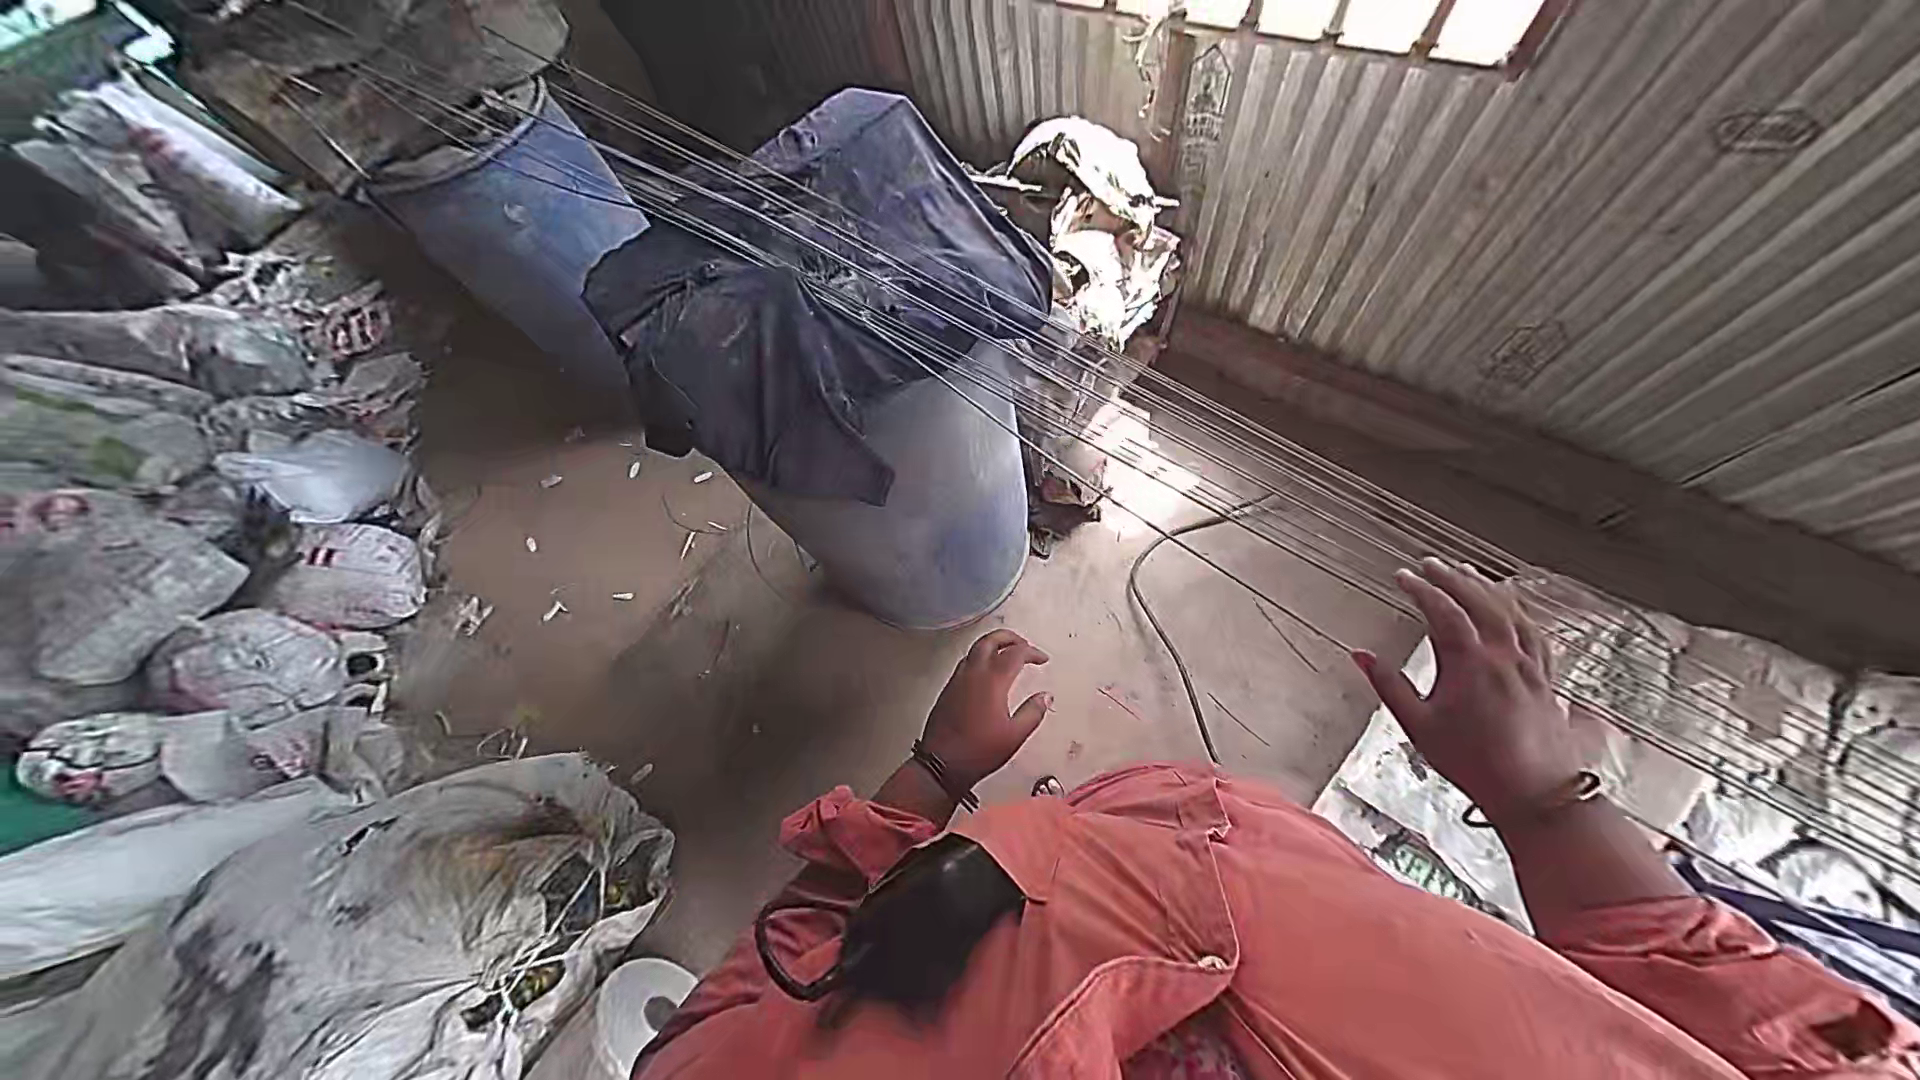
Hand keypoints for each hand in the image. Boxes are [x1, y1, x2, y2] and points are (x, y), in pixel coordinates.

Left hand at [921, 629, 1052, 789]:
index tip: (1042, 659)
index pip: (1015, 653)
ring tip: (1008, 653)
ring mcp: (958, 679)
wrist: (942, 763)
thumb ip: (1033, 712)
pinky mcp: (948, 688)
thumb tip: (1045, 696)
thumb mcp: (1015, 735)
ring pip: (976, 648)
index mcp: (992, 680)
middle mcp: (973, 673)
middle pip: (991, 640)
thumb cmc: (980, 751)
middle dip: (1010, 637)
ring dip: (994, 644)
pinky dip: (981, 656)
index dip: (1032, 652)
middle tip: (1024, 644)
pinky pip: (966, 661)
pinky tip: (987, 670)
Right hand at [1351, 558, 1581, 827]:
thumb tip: (1361, 655)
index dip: (1421, 590)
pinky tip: (1515, 606)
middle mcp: (1504, 659)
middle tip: (1431, 563)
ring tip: (1469, 572)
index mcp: (1471, 665)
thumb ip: (1388, 685)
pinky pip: (1536, 633)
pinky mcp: (1546, 681)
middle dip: (1454, 579)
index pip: (1444, 613)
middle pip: (1481, 603)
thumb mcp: (1417, 724)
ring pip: (1512, 614)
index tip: (1402, 577)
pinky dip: (1521, 612)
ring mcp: (1530, 668)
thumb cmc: (1473, 761)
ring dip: (1488, 589)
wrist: (1537, 795)